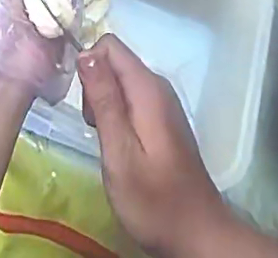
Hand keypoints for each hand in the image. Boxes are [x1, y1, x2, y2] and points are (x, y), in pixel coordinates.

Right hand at [79, 35, 277, 257]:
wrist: (194, 230)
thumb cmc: (153, 198)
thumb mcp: (120, 153)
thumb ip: (104, 101)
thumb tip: (86, 54)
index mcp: (147, 87)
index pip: (110, 46)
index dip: (88, 66)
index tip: (82, 105)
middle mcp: (157, 84)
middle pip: (114, 61)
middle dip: (94, 88)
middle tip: (96, 130)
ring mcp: (162, 100)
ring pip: (120, 80)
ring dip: (103, 104)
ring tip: (106, 142)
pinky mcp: (161, 116)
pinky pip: (130, 97)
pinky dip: (116, 114)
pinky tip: (118, 146)